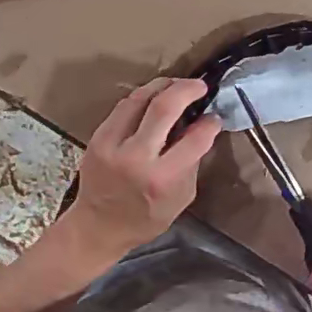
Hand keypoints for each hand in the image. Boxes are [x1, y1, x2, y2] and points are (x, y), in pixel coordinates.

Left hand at [64, 77, 221, 256]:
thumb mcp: (181, 198)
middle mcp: (136, 158)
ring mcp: (113, 144)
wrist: (98, 226)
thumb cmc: (145, 218)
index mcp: (161, 179)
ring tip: (177, 85)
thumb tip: (201, 129)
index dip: (209, 124)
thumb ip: (192, 163)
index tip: (214, 117)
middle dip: (187, 90)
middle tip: (200, 86)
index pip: (194, 139)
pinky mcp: (98, 137)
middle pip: (164, 107)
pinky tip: (154, 98)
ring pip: (140, 99)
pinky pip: (123, 107)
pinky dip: (142, 98)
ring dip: (163, 86)